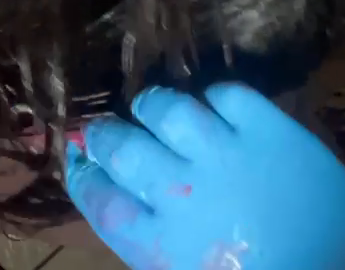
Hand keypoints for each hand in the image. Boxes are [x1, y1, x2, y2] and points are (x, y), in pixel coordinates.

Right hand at [65, 84, 344, 269]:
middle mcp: (184, 193)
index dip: (83, 176)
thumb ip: (160, 251)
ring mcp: (227, 153)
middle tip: (100, 128)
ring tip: (151, 105)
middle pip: (124, 148)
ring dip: (154, 105)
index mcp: (164, 249)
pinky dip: (214, 94)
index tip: (74, 158)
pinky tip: (212, 103)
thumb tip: (129, 207)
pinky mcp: (270, 126)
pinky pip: (227, 93)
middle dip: (105, 134)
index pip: (104, 202)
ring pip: (170, 109)